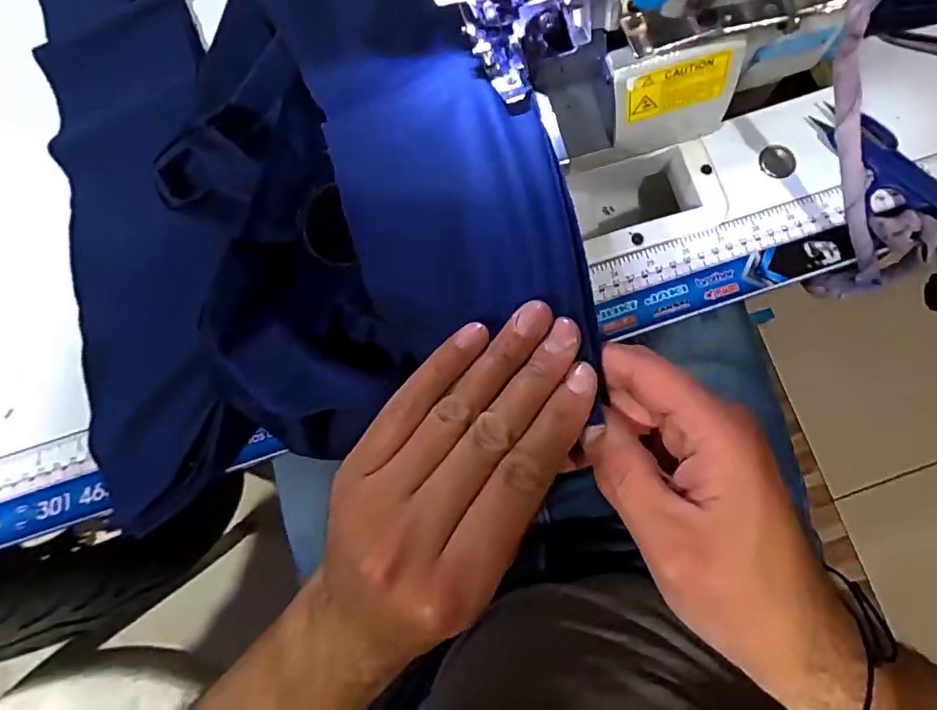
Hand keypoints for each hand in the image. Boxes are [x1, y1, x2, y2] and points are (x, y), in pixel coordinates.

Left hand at [291, 301, 597, 695]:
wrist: (352, 618)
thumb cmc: (436, 599)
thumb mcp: (491, 573)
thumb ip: (525, 500)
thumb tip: (569, 423)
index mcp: (456, 579)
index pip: (516, 481)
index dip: (554, 422)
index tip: (584, 374)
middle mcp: (410, 536)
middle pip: (486, 439)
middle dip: (532, 378)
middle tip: (564, 333)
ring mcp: (374, 496)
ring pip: (450, 412)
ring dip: (496, 358)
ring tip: (530, 319)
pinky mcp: (352, 466)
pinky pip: (404, 402)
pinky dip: (443, 363)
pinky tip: (475, 332)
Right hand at [584, 342, 867, 708]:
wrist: (796, 636)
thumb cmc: (734, 591)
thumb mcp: (665, 535)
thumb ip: (622, 470)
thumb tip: (587, 419)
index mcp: (715, 426)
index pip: (647, 369)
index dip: (601, 363)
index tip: (553, 372)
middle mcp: (721, 418)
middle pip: (648, 390)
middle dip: (602, 403)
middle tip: (552, 425)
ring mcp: (721, 438)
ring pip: (654, 414)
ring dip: (616, 429)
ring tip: (567, 447)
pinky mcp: (718, 458)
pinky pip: (668, 438)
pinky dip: (637, 449)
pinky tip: (602, 463)